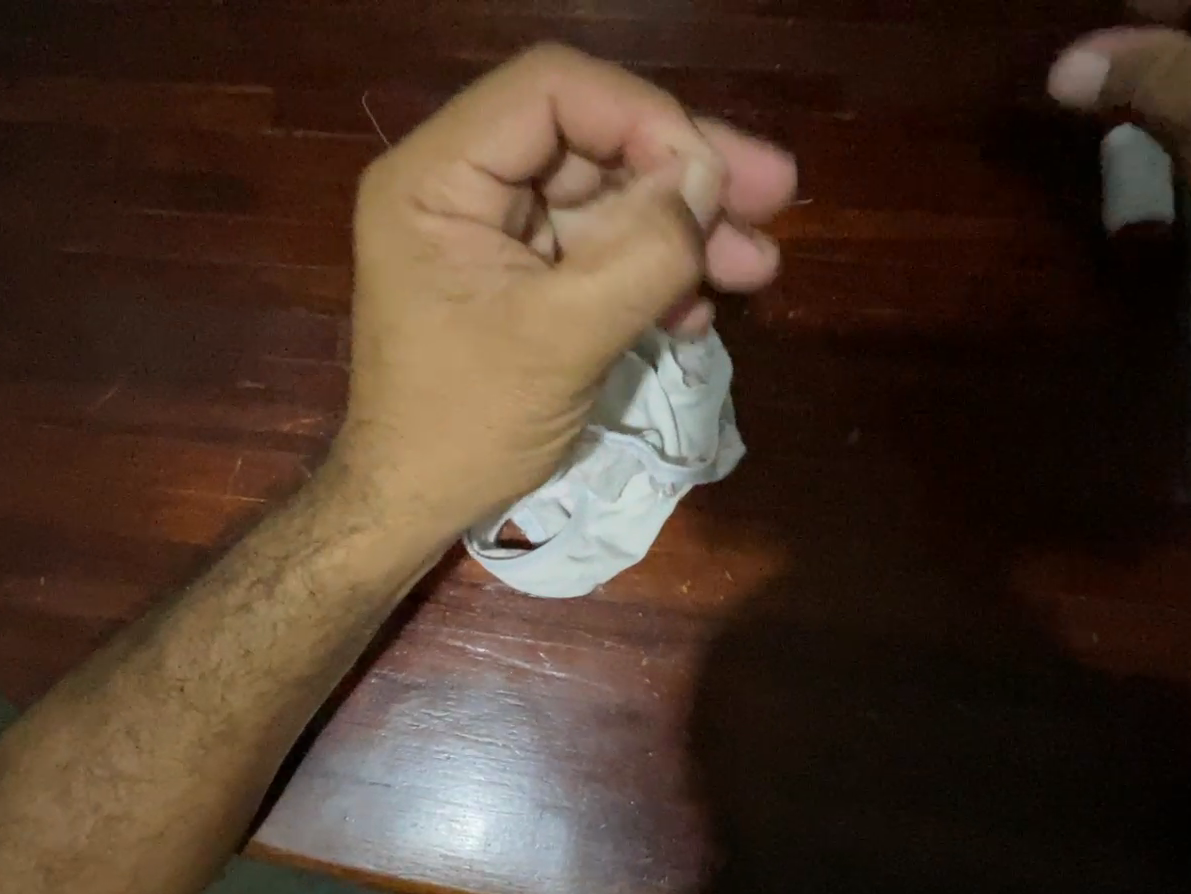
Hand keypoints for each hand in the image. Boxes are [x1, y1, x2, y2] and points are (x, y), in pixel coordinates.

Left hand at [330, 44, 795, 542]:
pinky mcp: (515, 283)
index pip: (551, 93)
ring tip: (757, 266)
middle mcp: (458, 191)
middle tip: (775, 196)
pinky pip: (590, 256)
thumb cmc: (465, 429)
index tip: (717, 174)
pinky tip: (697, 312)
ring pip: (600, 202)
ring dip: (679, 232)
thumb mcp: (560, 340)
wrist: (415, 503)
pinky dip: (646, 276)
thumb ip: (642, 253)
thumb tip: (709, 178)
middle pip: (588, 144)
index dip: (645, 117)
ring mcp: (488, 239)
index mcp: (436, 182)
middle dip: (681, 175)